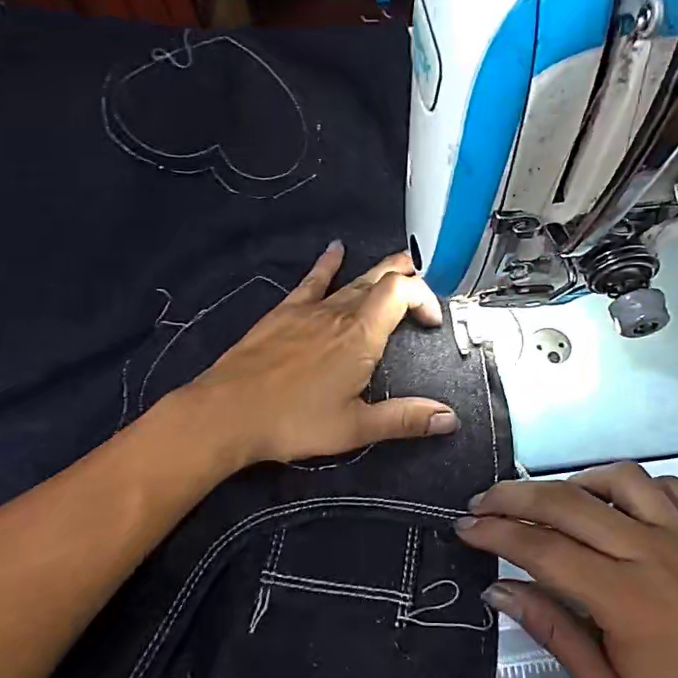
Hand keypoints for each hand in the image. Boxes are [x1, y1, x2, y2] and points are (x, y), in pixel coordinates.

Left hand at [169, 242, 457, 468]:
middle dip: (408, 275)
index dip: (425, 297)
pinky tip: (334, 250)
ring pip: (352, 279)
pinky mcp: (284, 313)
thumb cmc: (293, 421)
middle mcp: (338, 313)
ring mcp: (309, 309)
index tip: (432, 322)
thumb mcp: (356, 427)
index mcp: (361, 336)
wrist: (227, 412)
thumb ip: (405, 419)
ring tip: (399, 261)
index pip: (403, 292)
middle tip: (426, 282)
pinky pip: (311, 281)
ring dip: (379, 271)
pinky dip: (327, 264)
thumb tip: (450, 419)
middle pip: (380, 278)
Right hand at [456, 463, 677, 677]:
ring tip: (544, 502)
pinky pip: (668, 490)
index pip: (543, 547)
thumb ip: (555, 631)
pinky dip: (630, 485)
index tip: (464, 527)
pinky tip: (612, 506)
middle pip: (570, 502)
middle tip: (481, 503)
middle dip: (516, 496)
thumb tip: (501, 592)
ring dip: (573, 480)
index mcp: (624, 598)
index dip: (496, 533)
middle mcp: (653, 553)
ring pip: (619, 479)